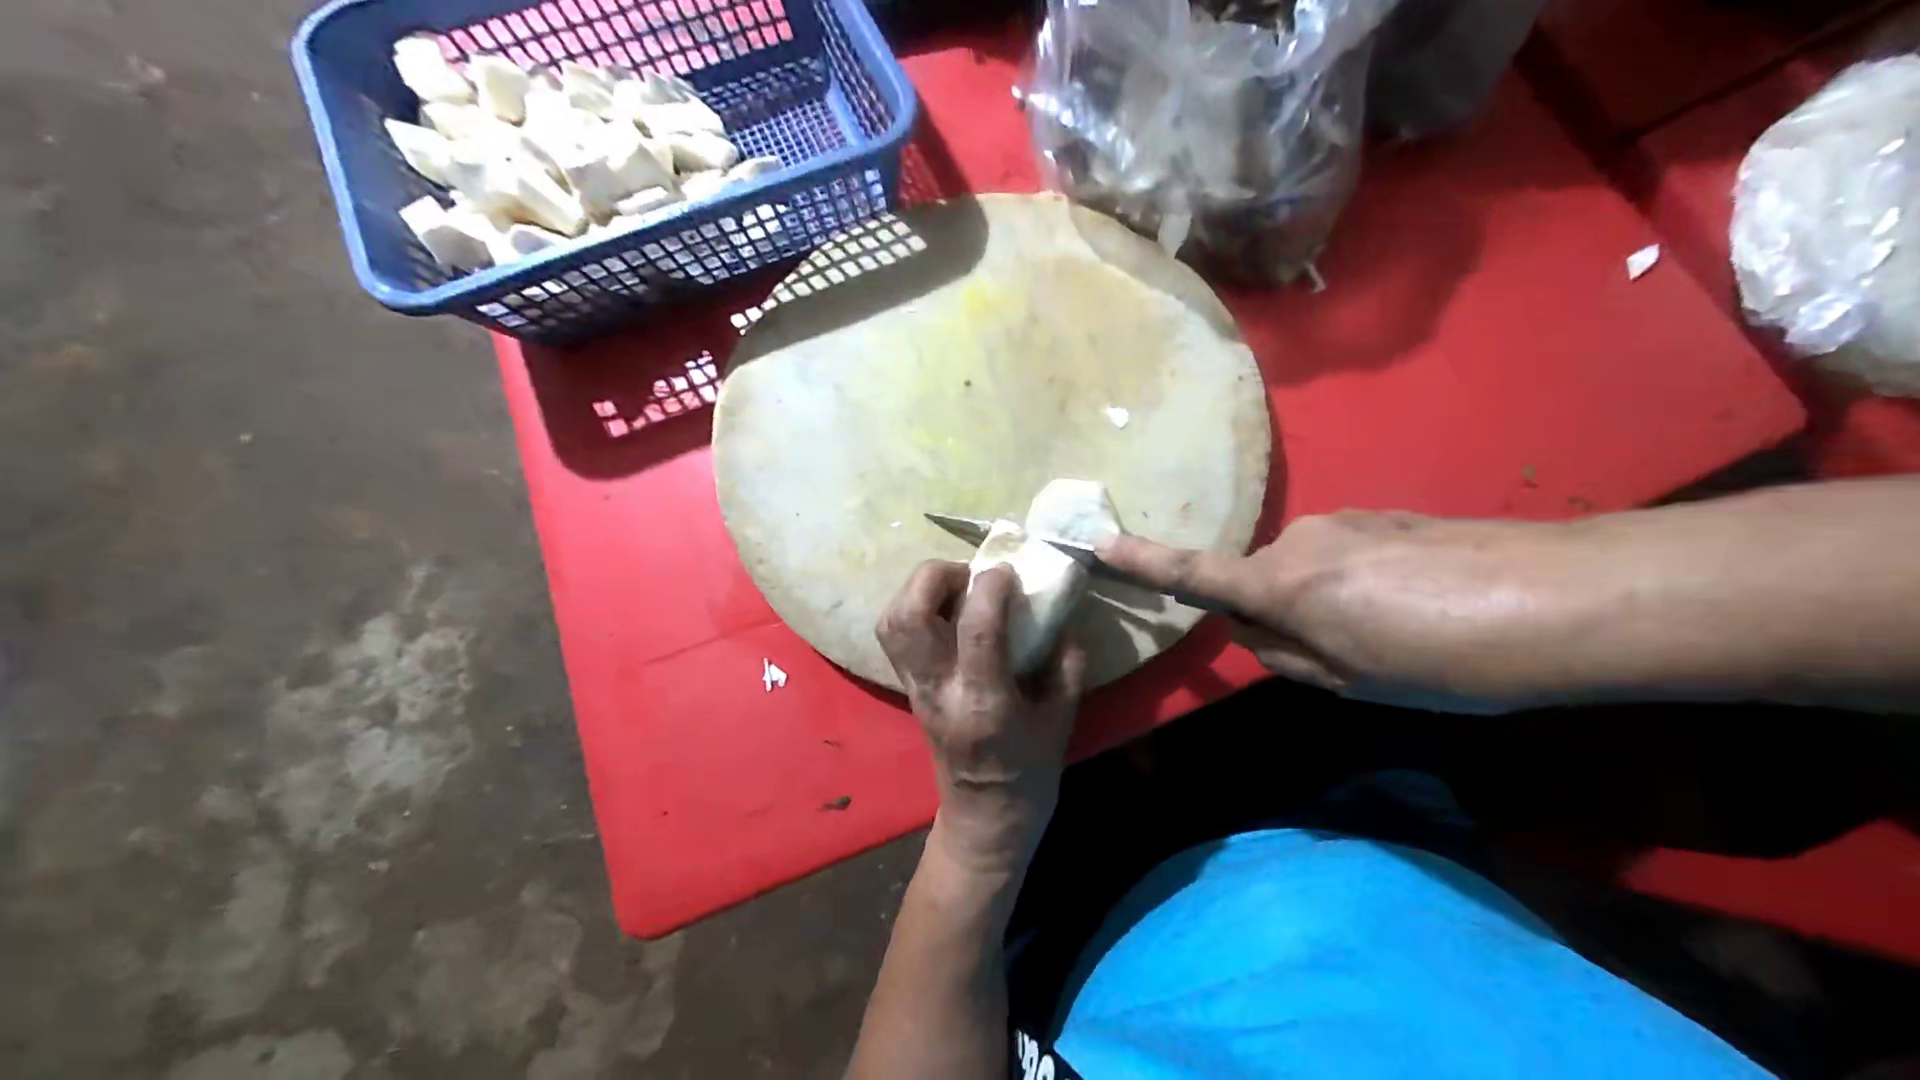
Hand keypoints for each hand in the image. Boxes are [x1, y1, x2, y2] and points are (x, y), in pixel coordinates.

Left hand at [876, 562, 1087, 876]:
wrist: (984, 818)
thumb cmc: (1029, 773)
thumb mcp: (1063, 719)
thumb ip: (1066, 663)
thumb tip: (1060, 613)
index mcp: (984, 703)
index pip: (976, 630)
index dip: (990, 587)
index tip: (1009, 571)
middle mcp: (939, 690)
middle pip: (910, 616)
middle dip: (937, 576)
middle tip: (972, 574)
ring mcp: (915, 688)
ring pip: (892, 621)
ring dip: (919, 589)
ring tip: (956, 586)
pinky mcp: (906, 687)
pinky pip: (894, 634)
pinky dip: (912, 607)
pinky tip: (945, 609)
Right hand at [1099, 512, 1573, 709]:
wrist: (1570, 598)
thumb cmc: (1450, 658)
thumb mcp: (1356, 683)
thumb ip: (1288, 656)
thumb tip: (1255, 631)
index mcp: (1284, 585)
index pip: (1196, 574)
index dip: (1143, 562)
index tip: (1096, 542)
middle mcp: (1301, 541)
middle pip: (1256, 583)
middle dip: (1276, 617)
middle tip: (1344, 661)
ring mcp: (1344, 522)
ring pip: (1301, 571)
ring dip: (1321, 603)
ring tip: (1396, 637)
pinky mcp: (1383, 517)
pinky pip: (1340, 556)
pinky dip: (1354, 585)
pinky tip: (1418, 607)